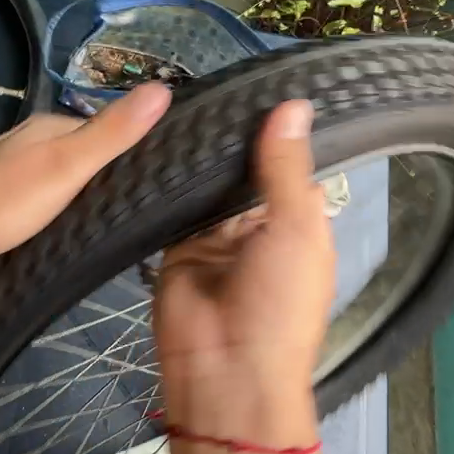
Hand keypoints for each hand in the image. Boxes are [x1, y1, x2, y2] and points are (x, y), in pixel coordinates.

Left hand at [0, 84, 171, 290]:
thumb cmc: (0, 204)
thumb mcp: (65, 167)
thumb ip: (110, 133)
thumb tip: (162, 88)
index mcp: (46, 128)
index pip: (105, 128)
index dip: (134, 147)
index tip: (164, 173)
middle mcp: (26, 144)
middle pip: (82, 154)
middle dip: (108, 174)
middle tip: (141, 204)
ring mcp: (8, 175)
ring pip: (60, 180)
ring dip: (82, 196)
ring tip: (111, 221)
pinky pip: (40, 203)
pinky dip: (57, 213)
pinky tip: (66, 231)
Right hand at [154, 101, 334, 446]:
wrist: (224, 367)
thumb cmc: (280, 303)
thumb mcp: (296, 230)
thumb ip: (285, 169)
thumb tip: (295, 106)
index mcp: (297, 225)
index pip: (286, 168)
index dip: (275, 133)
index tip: (258, 85)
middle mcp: (255, 228)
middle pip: (242, 175)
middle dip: (230, 143)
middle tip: (208, 86)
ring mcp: (212, 238)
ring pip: (205, 188)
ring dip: (197, 162)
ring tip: (180, 104)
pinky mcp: (174, 248)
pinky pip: (170, 210)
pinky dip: (165, 186)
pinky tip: (156, 146)